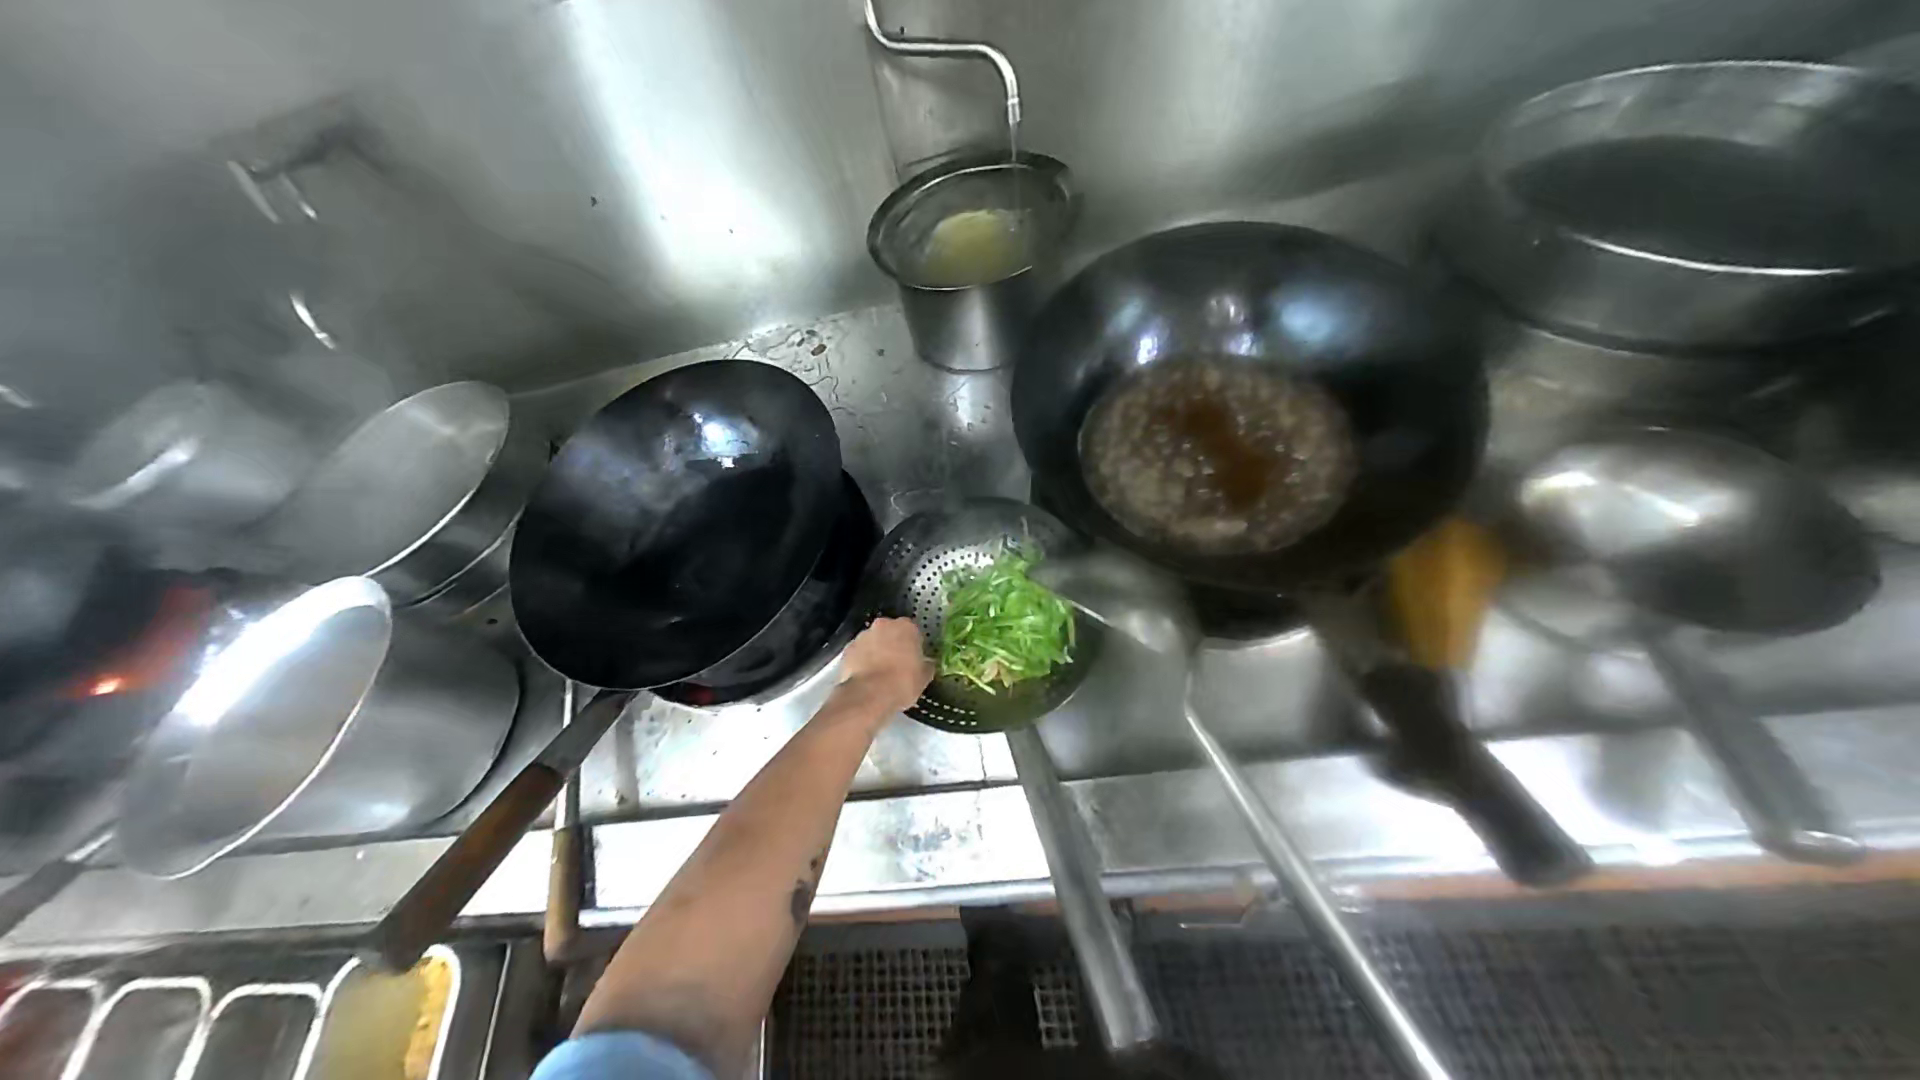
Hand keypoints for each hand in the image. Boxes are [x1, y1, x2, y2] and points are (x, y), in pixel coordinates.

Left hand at [839, 618, 933, 714]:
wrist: (869, 695)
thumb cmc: (902, 683)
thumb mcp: (924, 677)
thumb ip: (926, 665)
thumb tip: (927, 664)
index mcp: (906, 627)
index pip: (913, 631)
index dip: (914, 645)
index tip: (914, 658)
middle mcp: (883, 625)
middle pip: (890, 632)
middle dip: (893, 644)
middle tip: (898, 664)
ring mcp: (863, 636)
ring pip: (873, 641)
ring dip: (876, 651)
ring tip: (880, 673)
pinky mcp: (848, 649)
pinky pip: (858, 653)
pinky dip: (862, 661)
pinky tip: (867, 677)